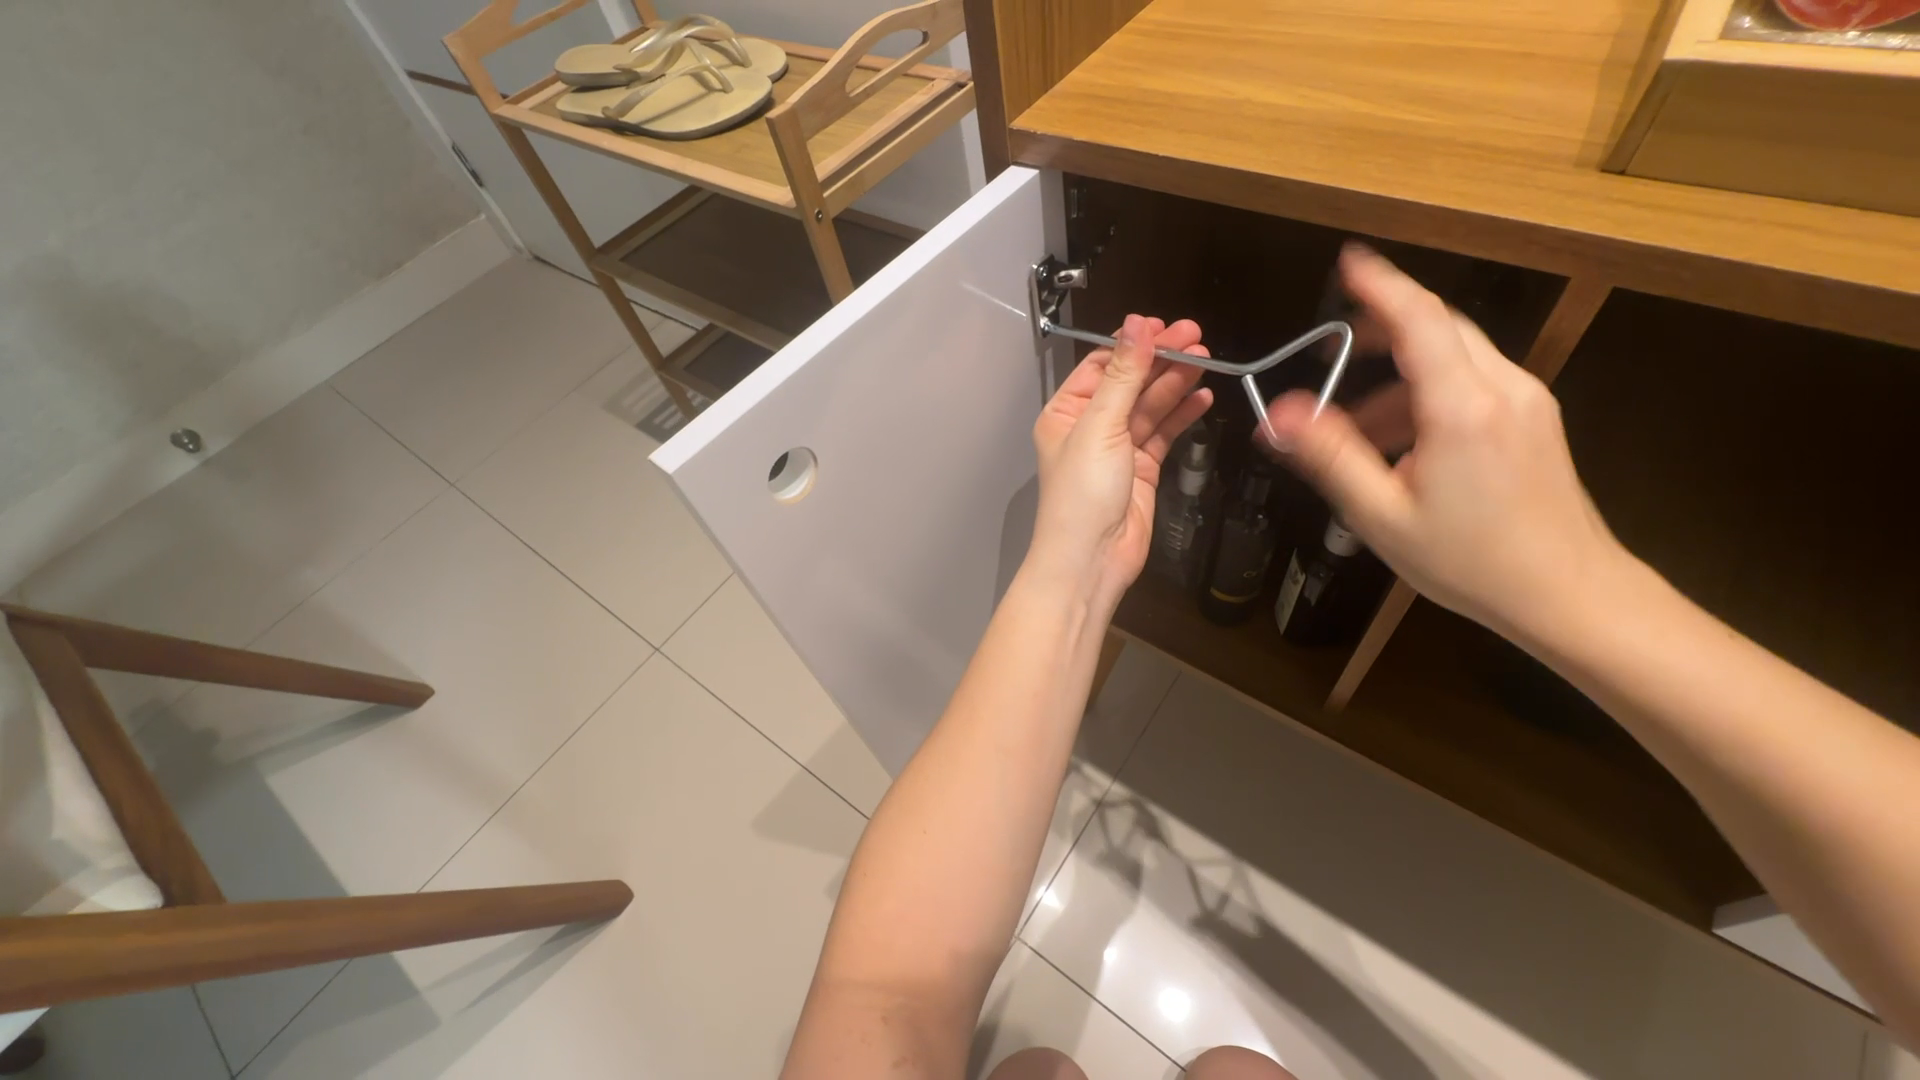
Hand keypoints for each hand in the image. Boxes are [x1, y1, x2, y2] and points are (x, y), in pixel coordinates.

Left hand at [1028, 314, 1213, 609]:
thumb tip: (1137, 325)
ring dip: (1176, 383)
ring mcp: (1117, 448)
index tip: (1166, 326)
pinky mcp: (1141, 469)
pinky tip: (1203, 396)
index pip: (1101, 366)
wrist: (1092, 558)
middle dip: (1161, 359)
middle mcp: (1089, 427)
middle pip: (1129, 382)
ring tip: (1206, 360)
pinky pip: (1163, 433)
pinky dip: (1182, 415)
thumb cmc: (1083, 493)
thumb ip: (1123, 376)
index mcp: (1065, 413)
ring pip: (1150, 406)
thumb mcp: (1100, 426)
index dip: (1133, 344)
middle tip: (1197, 337)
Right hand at [1265, 245, 1629, 639]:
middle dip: (1383, 328)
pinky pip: (1473, 384)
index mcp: (1462, 407)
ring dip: (1400, 375)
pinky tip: (1402, 444)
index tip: (1347, 261)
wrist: (1571, 595)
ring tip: (1357, 429)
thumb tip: (1278, 413)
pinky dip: (1427, 395)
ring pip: (1455, 357)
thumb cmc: (1470, 560)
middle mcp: (1502, 388)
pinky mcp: (1534, 420)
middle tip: (1333, 349)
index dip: (1380, 284)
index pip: (1418, 319)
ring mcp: (1526, 402)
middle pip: (1438, 328)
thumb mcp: (1382, 514)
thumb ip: (1330, 456)